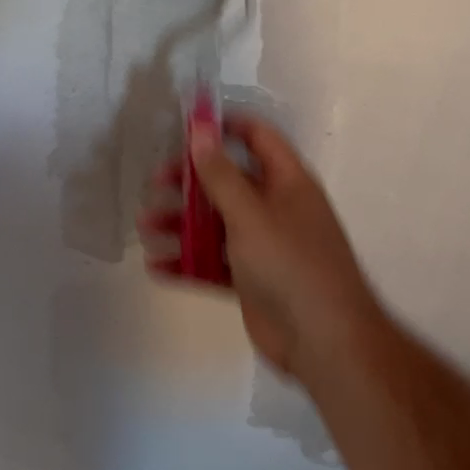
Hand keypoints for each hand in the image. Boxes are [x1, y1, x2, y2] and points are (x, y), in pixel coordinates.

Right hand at [141, 114, 381, 378]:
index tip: (187, 127)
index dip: (225, 127)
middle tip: (155, 182)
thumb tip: (200, 130)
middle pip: (228, 182)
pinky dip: (188, 262)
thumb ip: (221, 174)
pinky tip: (157, 265)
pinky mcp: (251, 281)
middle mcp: (275, 208)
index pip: (257, 138)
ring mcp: (263, 246)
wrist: (325, 342)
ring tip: (144, 227)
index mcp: (287, 182)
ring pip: (215, 225)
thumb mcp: (250, 214)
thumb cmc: (291, 264)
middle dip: (190, 181)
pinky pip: (214, 263)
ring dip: (180, 223)